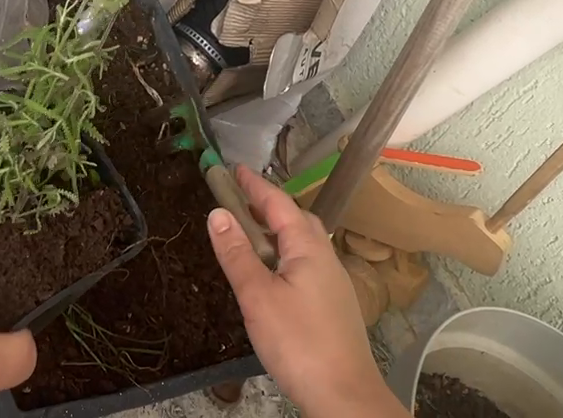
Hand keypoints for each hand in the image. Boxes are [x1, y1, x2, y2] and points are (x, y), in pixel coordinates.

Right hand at [207, 165, 407, 417]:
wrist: (346, 399)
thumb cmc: (299, 343)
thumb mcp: (257, 297)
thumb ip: (236, 253)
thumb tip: (217, 212)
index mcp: (308, 246)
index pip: (278, 202)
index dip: (255, 184)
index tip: (234, 168)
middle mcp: (325, 256)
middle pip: (295, 218)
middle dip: (267, 204)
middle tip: (239, 199)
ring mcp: (334, 282)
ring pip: (303, 242)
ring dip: (277, 230)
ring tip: (251, 233)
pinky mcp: (335, 305)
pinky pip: (307, 262)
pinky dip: (286, 253)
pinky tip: (273, 273)